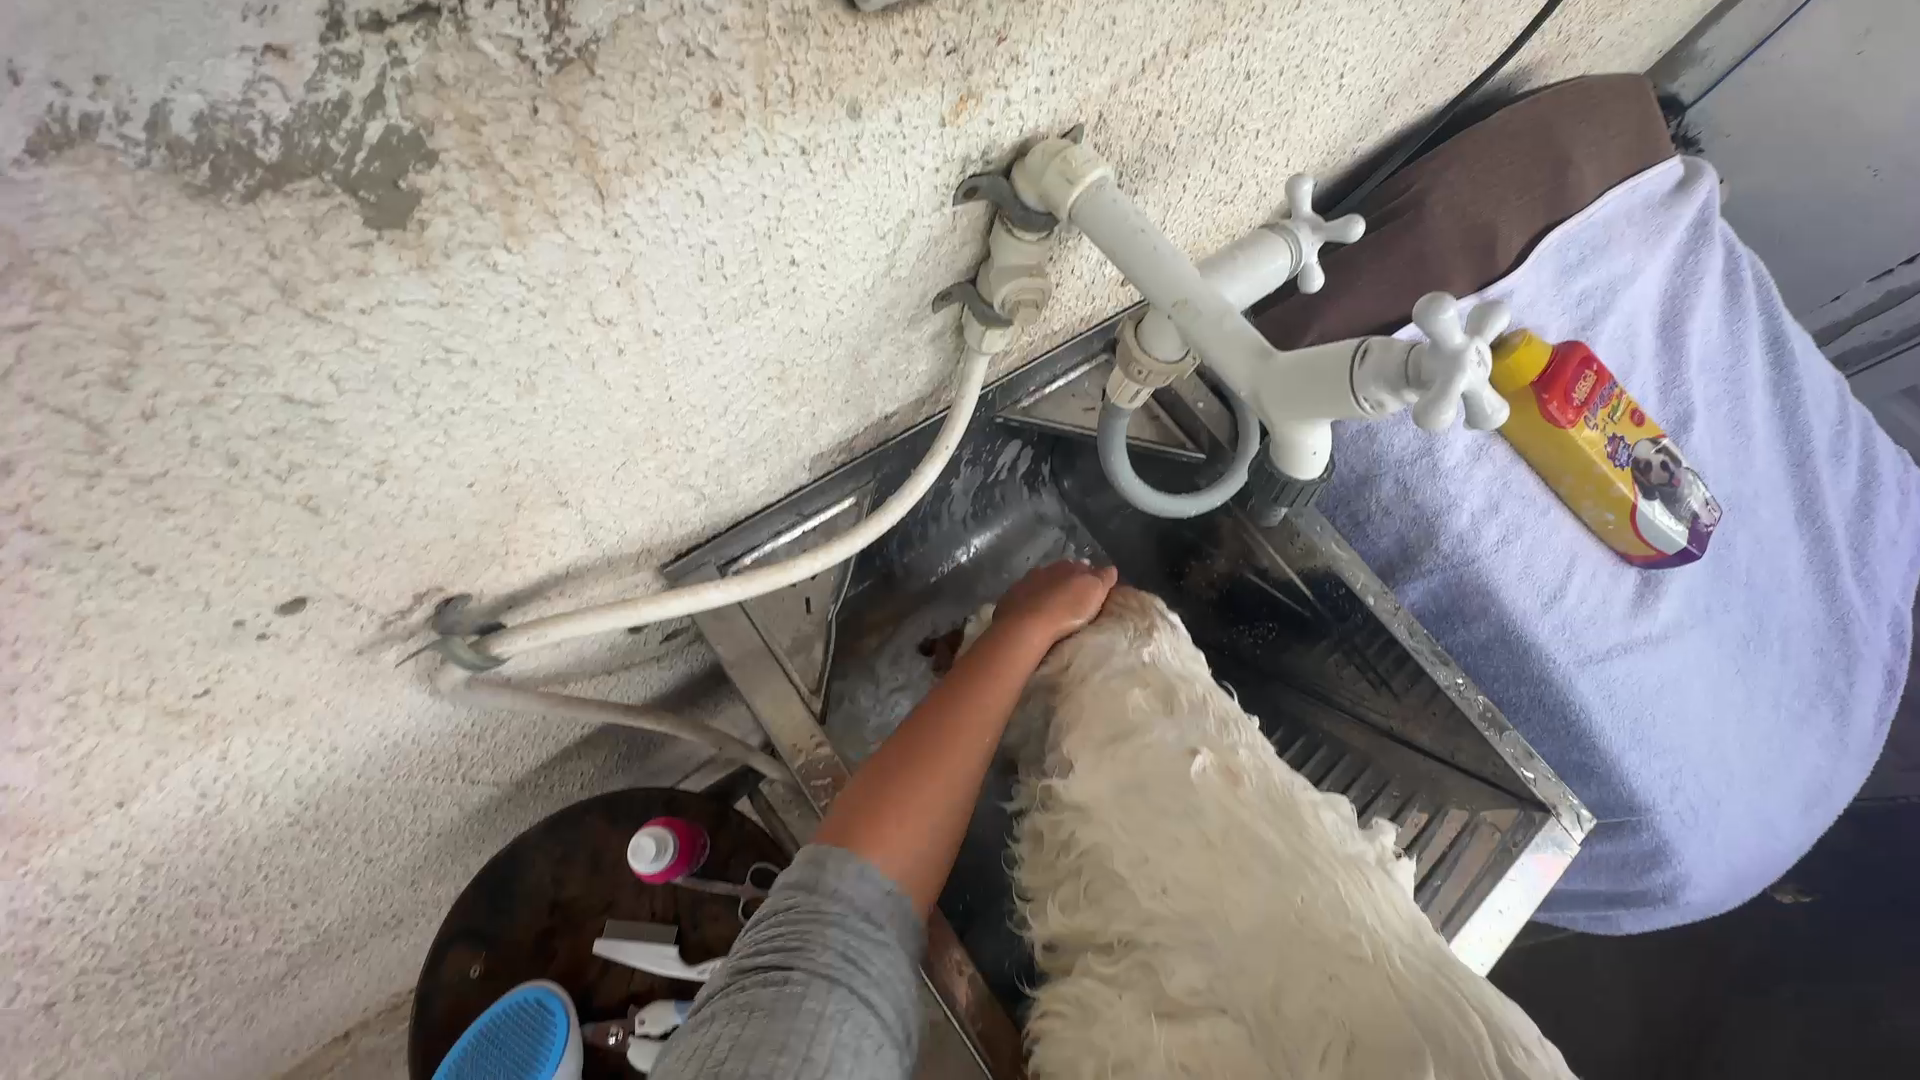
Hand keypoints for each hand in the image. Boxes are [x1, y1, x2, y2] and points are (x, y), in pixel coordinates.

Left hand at [991, 559, 1118, 648]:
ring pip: (1040, 582)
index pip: (1082, 566)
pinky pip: (1023, 596)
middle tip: (1073, 595)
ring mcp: (1024, 583)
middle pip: (1059, 572)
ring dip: (1046, 589)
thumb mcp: (1094, 592)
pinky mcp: (1009, 599)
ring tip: (1052, 604)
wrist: (1027, 624)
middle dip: (1066, 580)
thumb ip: (1103, 578)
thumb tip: (1110, 568)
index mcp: (1067, 566)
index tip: (1092, 585)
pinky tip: (1031, 611)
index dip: (1088, 575)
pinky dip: (1029, 601)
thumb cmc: (1067, 609)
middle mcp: (1045, 570)